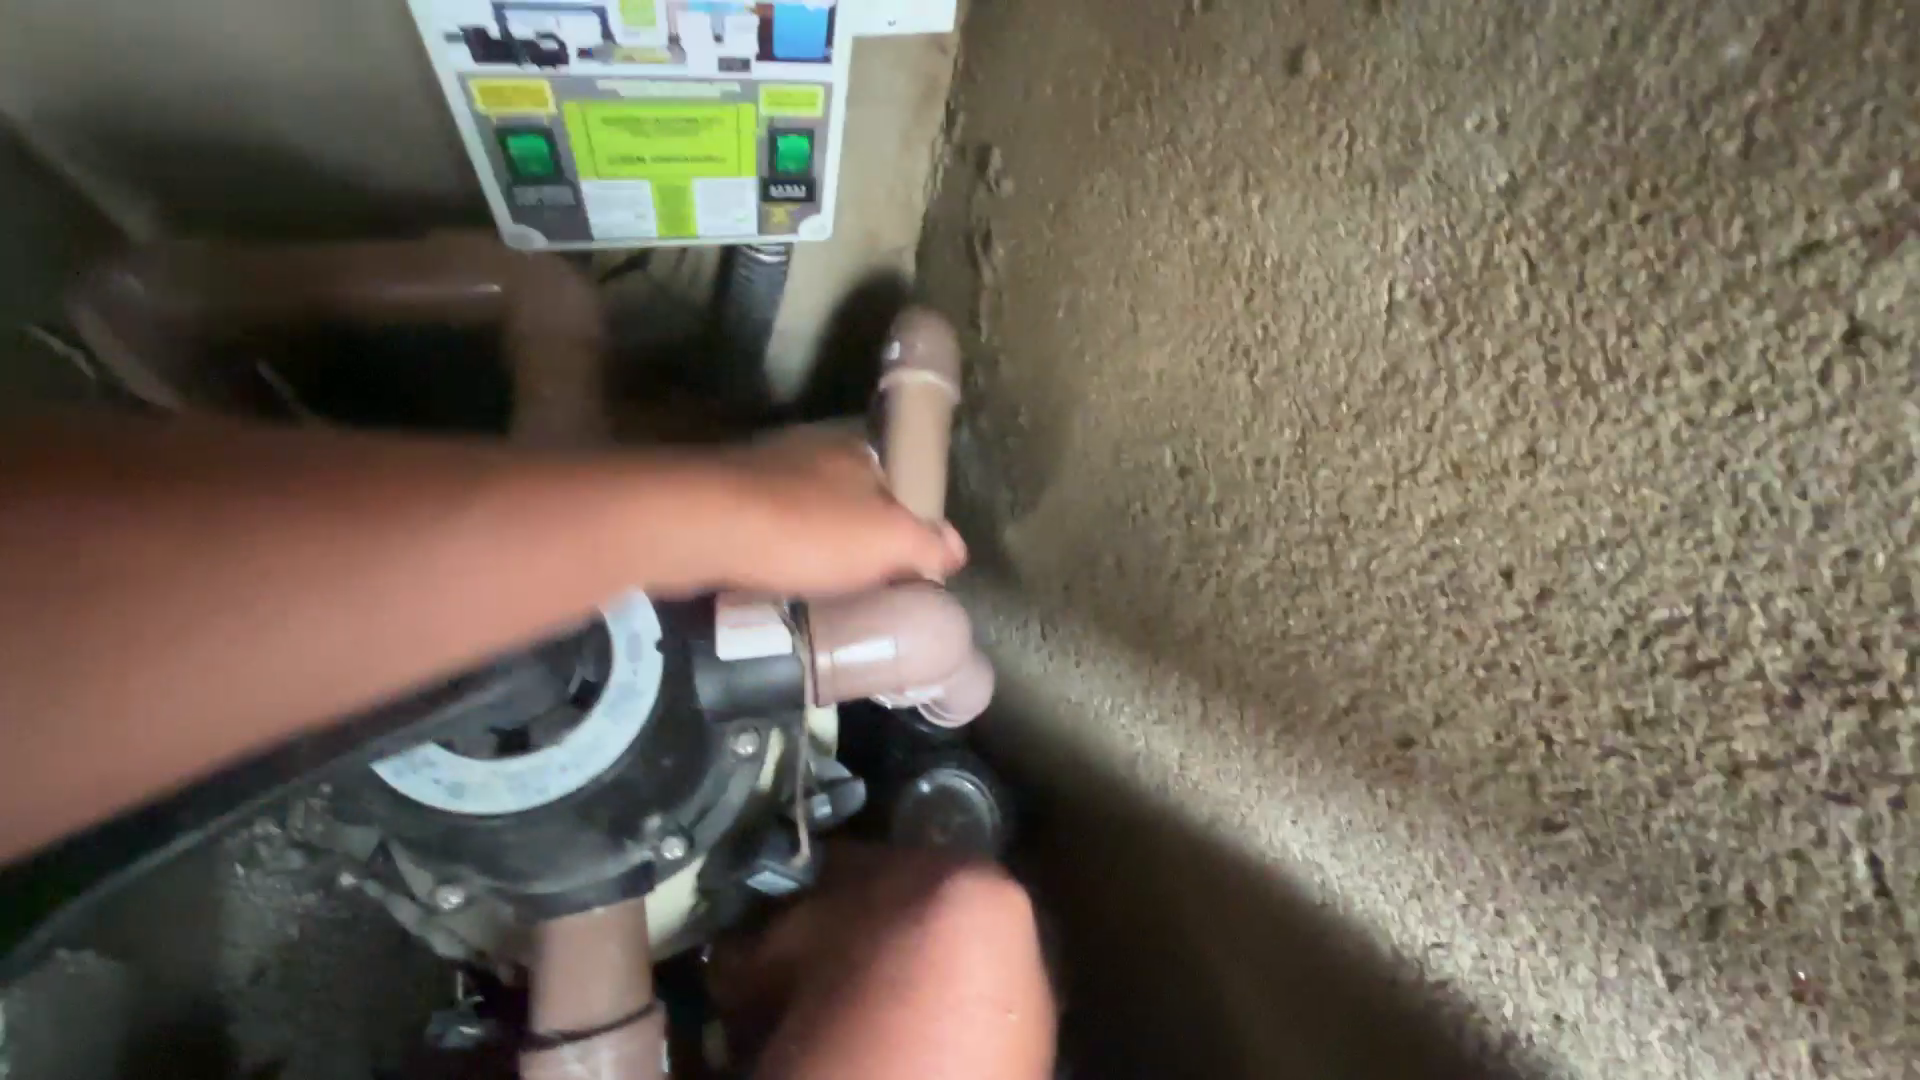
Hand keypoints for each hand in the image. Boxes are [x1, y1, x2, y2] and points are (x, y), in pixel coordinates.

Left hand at [690, 430, 966, 595]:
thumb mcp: (888, 540)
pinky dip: (779, 551)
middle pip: (853, 499)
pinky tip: (777, 579)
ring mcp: (765, 470)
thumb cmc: (808, 531)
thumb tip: (956, 549)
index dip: (907, 529)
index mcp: (860, 454)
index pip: (899, 489)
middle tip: (865, 586)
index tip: (905, 570)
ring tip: (822, 590)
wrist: (703, 526)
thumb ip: (927, 544)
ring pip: (807, 512)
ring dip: (816, 546)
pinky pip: (768, 527)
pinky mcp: (725, 497)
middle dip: (860, 538)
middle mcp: (813, 451)